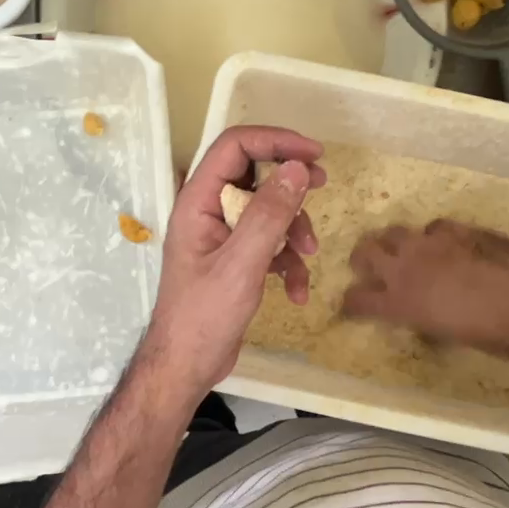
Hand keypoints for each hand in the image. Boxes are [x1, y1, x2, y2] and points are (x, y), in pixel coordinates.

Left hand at [141, 126, 325, 395]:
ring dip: (294, 230)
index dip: (275, 140)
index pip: (235, 147)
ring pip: (267, 212)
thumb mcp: (241, 264)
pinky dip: (287, 263)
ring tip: (309, 255)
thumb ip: (268, 214)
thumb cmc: (204, 316)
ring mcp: (222, 238)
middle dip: (290, 184)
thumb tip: (296, 168)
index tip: (313, 153)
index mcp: (198, 202)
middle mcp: (208, 212)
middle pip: (255, 175)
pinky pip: (269, 245)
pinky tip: (297, 292)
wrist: (186, 366)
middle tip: (322, 184)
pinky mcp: (236, 261)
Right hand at [342, 219, 508, 361]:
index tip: (352, 306)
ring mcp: (430, 243)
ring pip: (394, 232)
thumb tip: (419, 315)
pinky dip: (433, 237)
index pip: (356, 300)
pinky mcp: (456, 229)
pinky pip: (433, 228)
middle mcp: (405, 268)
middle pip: (365, 252)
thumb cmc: (494, 336)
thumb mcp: (446, 336)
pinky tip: (447, 247)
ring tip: (403, 252)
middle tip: (369, 267)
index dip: (350, 304)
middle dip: (363, 260)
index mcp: (399, 304)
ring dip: (393, 242)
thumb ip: (422, 320)